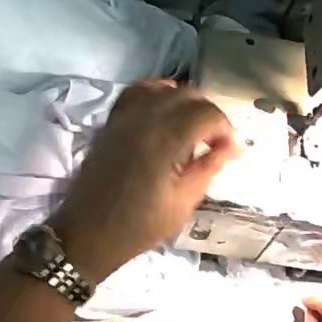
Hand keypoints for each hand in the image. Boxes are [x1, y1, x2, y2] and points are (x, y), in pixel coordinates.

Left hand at [51, 79, 239, 281]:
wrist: (89, 233)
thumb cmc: (140, 225)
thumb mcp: (184, 202)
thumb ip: (209, 167)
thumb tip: (232, 147)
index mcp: (166, 141)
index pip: (207, 114)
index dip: (225, 129)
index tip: (229, 151)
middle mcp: (145, 119)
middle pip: (188, 95)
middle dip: (208, 114)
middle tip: (215, 142)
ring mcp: (125, 117)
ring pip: (164, 89)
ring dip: (184, 103)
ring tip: (192, 128)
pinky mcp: (111, 122)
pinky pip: (136, 92)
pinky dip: (155, 94)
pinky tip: (164, 112)